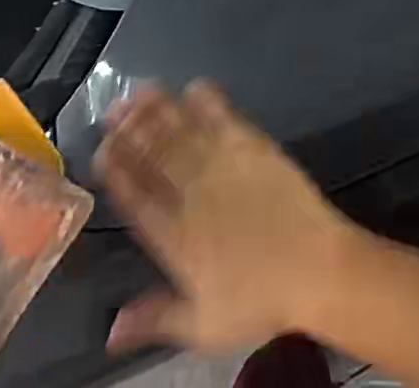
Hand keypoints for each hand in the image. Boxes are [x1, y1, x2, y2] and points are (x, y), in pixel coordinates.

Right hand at [93, 80, 362, 354]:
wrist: (317, 267)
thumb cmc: (262, 298)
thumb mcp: (204, 325)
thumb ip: (156, 318)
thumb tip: (110, 331)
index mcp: (177, 237)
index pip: (137, 197)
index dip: (117, 171)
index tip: (101, 149)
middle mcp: (196, 195)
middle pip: (157, 157)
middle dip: (132, 130)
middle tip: (114, 107)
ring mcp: (227, 168)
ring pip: (186, 134)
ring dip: (162, 111)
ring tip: (142, 90)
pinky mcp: (257, 150)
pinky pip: (228, 122)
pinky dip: (211, 103)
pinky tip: (197, 87)